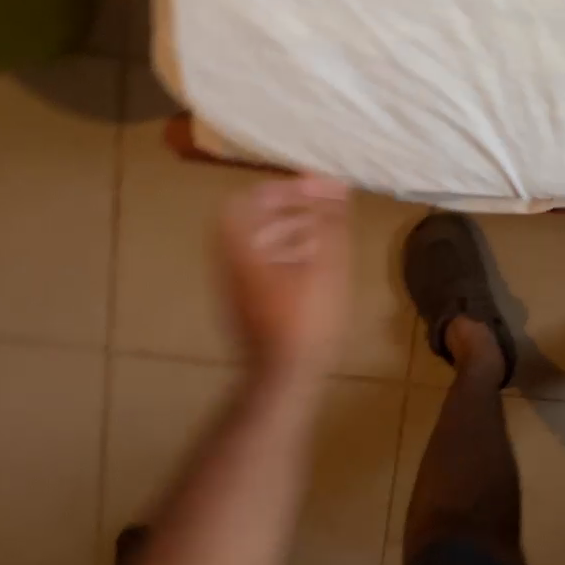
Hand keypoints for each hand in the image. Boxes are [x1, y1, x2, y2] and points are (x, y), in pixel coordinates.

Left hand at [218, 175, 352, 382]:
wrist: (284, 380)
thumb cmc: (306, 321)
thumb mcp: (326, 265)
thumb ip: (329, 221)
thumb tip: (335, 185)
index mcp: (242, 248)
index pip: (251, 200)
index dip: (284, 188)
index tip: (316, 189)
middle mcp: (230, 263)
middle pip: (253, 221)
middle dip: (291, 208)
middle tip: (324, 209)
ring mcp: (234, 288)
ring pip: (258, 246)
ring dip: (291, 232)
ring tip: (326, 236)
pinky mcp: (245, 307)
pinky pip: (261, 267)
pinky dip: (286, 256)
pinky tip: (316, 268)